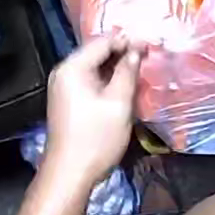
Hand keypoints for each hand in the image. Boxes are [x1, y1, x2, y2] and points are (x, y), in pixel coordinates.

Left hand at [42, 36, 141, 184]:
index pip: (103, 42)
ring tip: (141, 67)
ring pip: (94, 66)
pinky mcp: (67, 99)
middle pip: (96, 51)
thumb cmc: (96, 139)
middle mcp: (64, 72)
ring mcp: (63, 86)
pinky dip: (107, 78)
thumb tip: (136, 51)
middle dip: (122, 51)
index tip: (151, 44)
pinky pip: (89, 79)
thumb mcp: (119, 104)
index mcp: (73, 68)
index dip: (128, 40)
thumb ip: (128, 72)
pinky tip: (124, 83)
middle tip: (148, 54)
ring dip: (116, 65)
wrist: (69, 174)